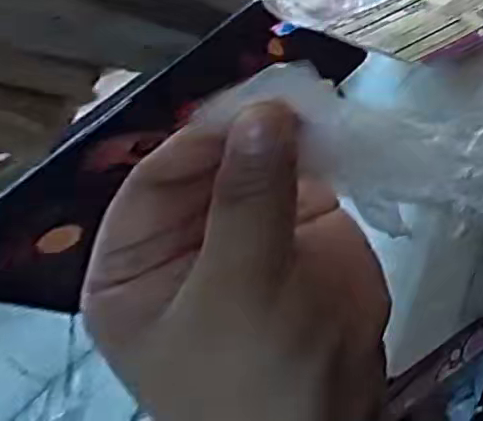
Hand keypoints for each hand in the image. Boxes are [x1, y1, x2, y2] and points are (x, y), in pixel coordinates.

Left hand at [83, 102, 390, 420]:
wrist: (332, 406)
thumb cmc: (254, 367)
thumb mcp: (240, 287)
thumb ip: (251, 197)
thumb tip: (265, 110)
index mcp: (139, 260)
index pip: (158, 177)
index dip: (204, 137)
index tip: (262, 105)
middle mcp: (192, 231)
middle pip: (216, 156)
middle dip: (255, 125)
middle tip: (302, 92)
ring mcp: (255, 220)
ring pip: (267, 153)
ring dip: (295, 127)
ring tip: (327, 104)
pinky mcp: (309, 214)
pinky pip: (312, 164)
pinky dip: (328, 141)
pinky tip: (344, 126)